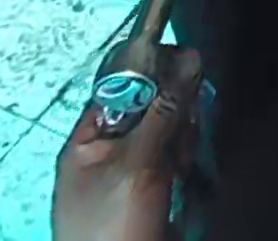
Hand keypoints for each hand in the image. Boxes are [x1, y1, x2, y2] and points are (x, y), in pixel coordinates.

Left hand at [53, 47, 202, 240]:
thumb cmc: (115, 231)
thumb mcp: (138, 165)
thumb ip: (164, 108)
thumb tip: (190, 55)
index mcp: (87, 141)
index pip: (122, 84)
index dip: (154, 71)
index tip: (188, 66)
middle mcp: (105, 154)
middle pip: (150, 107)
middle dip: (174, 116)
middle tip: (183, 136)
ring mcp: (127, 178)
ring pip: (166, 134)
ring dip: (183, 142)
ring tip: (185, 169)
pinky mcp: (150, 198)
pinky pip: (173, 162)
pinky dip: (185, 167)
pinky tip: (190, 182)